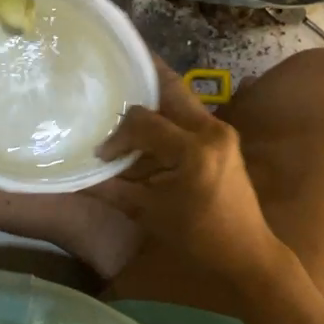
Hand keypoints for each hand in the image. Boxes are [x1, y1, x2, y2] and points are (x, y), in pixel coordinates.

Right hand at [90, 62, 284, 281]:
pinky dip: (167, 117)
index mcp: (193, 151)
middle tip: (116, 70)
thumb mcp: (149, 213)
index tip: (102, 153)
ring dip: (154, 100)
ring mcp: (222, 131)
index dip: (118, 135)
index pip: (144, 122)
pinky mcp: (224, 138)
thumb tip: (76, 179)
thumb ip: (112, 190)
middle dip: (142, 78)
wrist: (247, 253)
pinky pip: (189, 115)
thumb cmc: (198, 238)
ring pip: (181, 98)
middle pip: (170, 89)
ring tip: (125, 100)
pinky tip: (148, 129)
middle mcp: (211, 131)